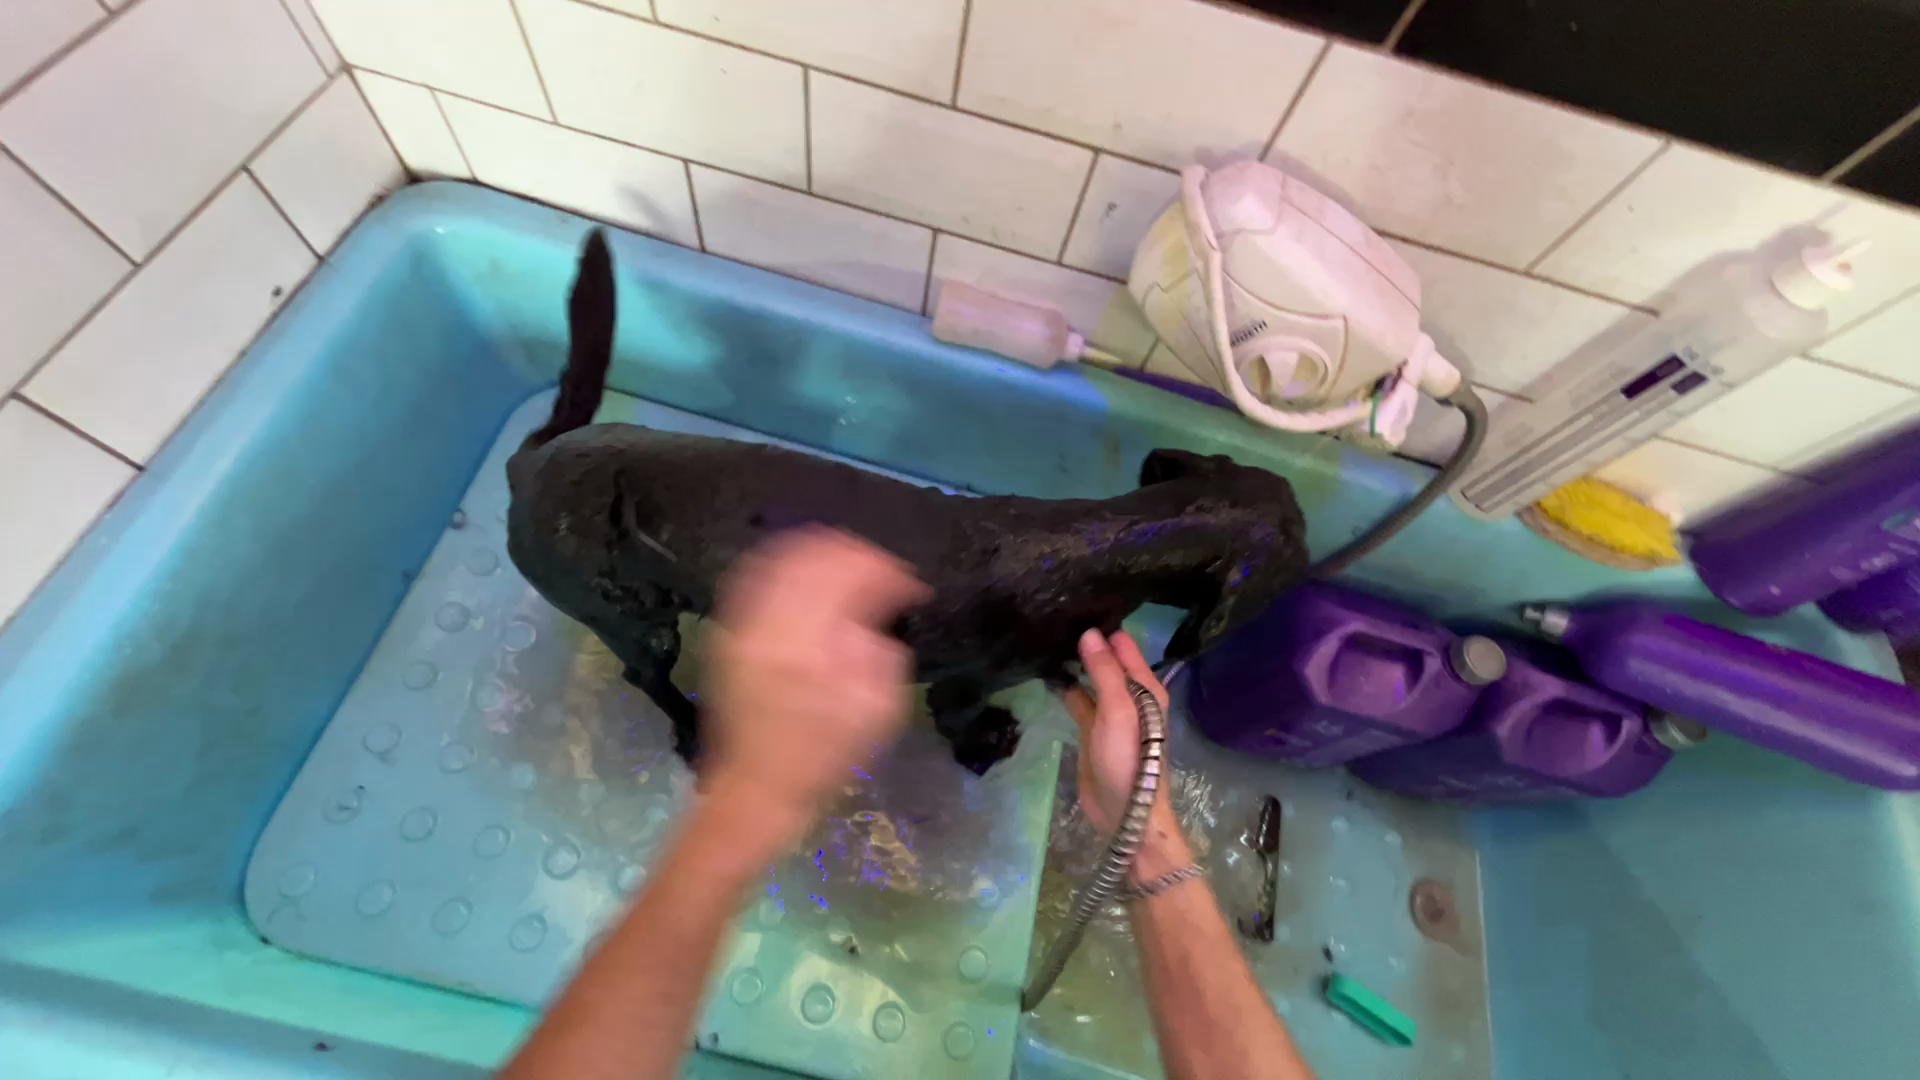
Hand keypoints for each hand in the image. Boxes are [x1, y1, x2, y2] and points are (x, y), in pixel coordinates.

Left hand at [702, 527, 928, 839]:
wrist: (756, 790)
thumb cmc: (824, 758)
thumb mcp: (875, 712)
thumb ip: (882, 653)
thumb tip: (878, 611)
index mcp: (811, 648)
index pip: (850, 579)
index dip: (887, 572)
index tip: (910, 587)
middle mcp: (771, 627)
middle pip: (816, 558)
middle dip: (860, 556)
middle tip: (886, 573)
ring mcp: (742, 626)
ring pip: (783, 558)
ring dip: (825, 552)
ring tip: (853, 564)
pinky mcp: (728, 632)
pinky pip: (754, 576)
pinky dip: (787, 563)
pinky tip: (809, 568)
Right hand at [1062, 630, 1171, 832]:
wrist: (1124, 814)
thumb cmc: (1129, 760)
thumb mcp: (1119, 711)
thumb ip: (1106, 671)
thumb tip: (1089, 632)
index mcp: (1145, 687)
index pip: (1124, 644)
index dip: (1102, 626)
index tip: (1072, 605)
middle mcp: (1130, 695)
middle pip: (1107, 659)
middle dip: (1086, 641)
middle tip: (1053, 618)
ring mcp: (1110, 712)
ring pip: (1091, 678)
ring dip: (1075, 663)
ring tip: (1046, 639)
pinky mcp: (1093, 729)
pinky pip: (1079, 699)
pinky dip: (1066, 687)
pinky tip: (1047, 674)